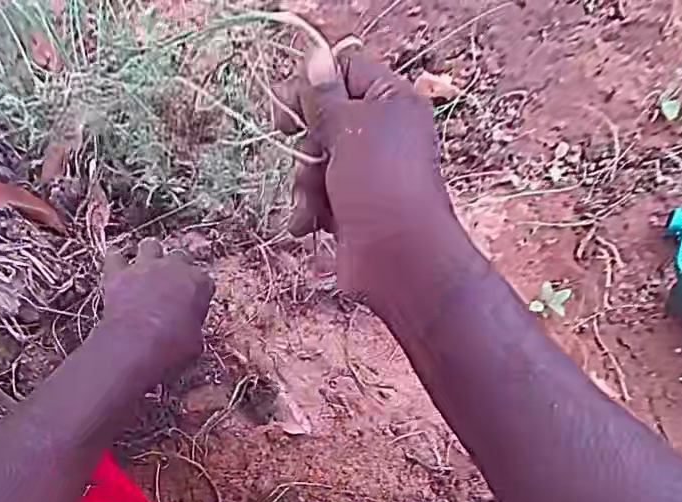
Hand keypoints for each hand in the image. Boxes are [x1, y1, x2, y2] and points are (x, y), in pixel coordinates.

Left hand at [99, 238, 212, 374]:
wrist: (138, 346)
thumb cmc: (173, 347)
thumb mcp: (195, 342)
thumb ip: (193, 326)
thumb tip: (188, 330)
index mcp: (198, 283)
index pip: (204, 281)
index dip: (198, 294)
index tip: (194, 306)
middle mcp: (174, 267)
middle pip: (180, 256)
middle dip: (177, 270)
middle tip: (172, 288)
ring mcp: (145, 267)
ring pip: (150, 245)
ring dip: (150, 256)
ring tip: (146, 271)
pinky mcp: (119, 274)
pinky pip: (115, 257)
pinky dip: (116, 263)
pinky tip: (117, 270)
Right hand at [276, 52, 479, 307]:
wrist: (396, 260)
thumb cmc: (381, 186)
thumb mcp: (350, 129)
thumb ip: (325, 99)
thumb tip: (313, 61)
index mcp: (390, 104)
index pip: (347, 74)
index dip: (315, 89)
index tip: (285, 111)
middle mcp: (379, 138)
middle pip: (324, 126)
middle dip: (308, 149)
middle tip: (310, 166)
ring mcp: (363, 179)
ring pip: (316, 168)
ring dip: (306, 188)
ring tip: (313, 208)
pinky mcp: (349, 214)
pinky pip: (317, 203)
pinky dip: (309, 214)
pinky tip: (309, 226)